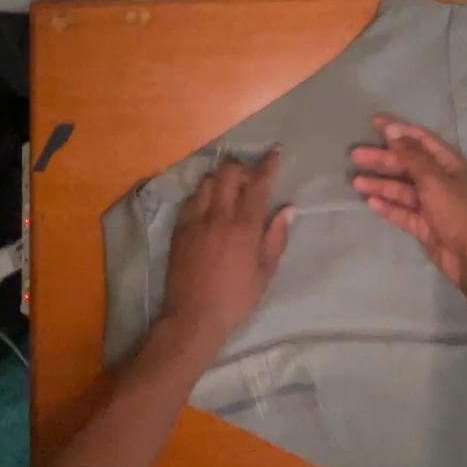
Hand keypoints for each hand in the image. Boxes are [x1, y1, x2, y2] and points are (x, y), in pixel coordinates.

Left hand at [157, 148, 295, 352]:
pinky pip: (191, 199)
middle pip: (228, 173)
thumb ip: (276, 236)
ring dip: (221, 179)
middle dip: (241, 167)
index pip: (258, 183)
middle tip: (249, 178)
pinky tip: (209, 207)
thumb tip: (288, 208)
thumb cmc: (236, 298)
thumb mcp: (265, 272)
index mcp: (244, 226)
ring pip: (207, 182)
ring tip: (229, 191)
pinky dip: (203, 195)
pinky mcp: (179, 228)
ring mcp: (195, 220)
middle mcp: (219, 215)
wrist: (193, 317)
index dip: (267, 163)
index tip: (275, 150)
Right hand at [351, 115, 466, 288]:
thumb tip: (392, 129)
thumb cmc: (457, 212)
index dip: (398, 129)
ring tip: (357, 183)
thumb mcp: (434, 180)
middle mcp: (440, 181)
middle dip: (382, 159)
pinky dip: (388, 207)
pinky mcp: (424, 225)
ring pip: (402, 189)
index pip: (420, 140)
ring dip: (381, 184)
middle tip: (356, 156)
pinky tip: (371, 203)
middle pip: (407, 165)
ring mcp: (431, 204)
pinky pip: (402, 211)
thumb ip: (412, 155)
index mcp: (448, 165)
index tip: (374, 123)